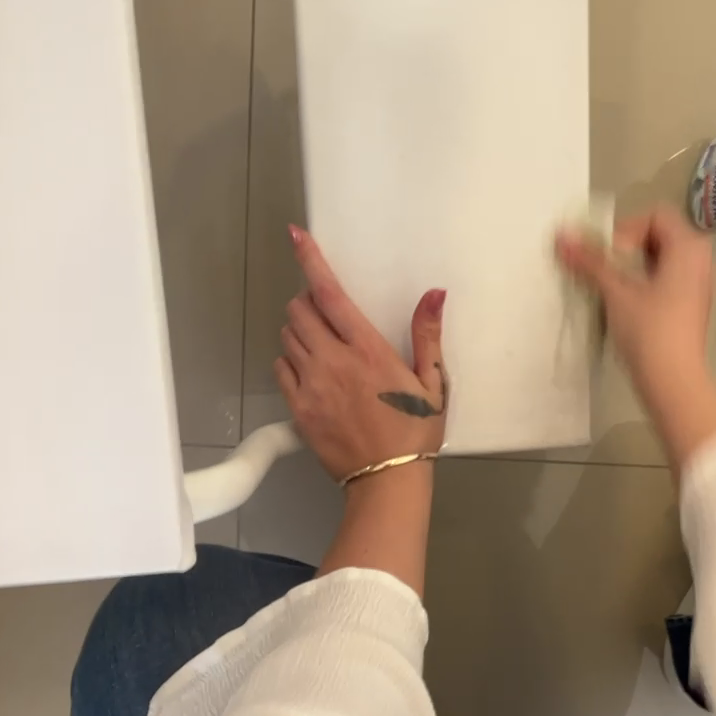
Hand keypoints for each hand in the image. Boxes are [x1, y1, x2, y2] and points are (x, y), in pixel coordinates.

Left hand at [276, 225, 447, 482]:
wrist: (387, 480)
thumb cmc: (415, 431)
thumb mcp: (433, 383)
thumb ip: (427, 335)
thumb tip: (435, 293)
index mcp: (367, 350)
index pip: (330, 294)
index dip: (311, 260)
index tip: (295, 236)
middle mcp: (333, 361)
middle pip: (299, 311)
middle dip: (307, 303)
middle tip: (326, 315)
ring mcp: (311, 385)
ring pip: (287, 337)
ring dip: (300, 331)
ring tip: (322, 346)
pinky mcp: (298, 408)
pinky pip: (281, 369)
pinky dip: (290, 361)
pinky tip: (311, 372)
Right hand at [556, 205, 715, 476]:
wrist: (673, 381)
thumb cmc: (649, 330)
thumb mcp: (616, 292)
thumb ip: (590, 261)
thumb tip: (561, 234)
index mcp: (689, 248)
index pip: (655, 215)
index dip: (625, 229)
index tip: (609, 257)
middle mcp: (700, 261)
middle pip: (657, 236)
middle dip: (626, 249)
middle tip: (605, 270)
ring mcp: (697, 286)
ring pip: (659, 261)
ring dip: (631, 268)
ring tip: (611, 289)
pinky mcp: (689, 308)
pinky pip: (664, 281)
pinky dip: (642, 285)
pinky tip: (625, 308)